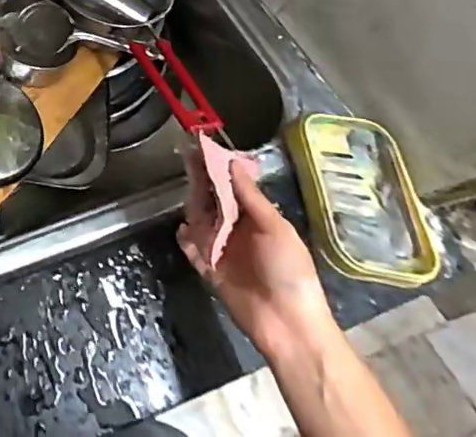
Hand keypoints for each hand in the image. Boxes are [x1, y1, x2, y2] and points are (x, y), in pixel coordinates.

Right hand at [178, 157, 337, 362]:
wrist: (290, 327)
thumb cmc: (290, 271)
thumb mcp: (275, 228)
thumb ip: (250, 197)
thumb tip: (232, 162)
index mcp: (255, 217)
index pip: (231, 185)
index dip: (217, 167)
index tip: (201, 146)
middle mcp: (237, 229)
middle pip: (212, 199)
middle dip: (200, 181)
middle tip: (186, 160)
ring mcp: (223, 250)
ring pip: (200, 221)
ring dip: (193, 207)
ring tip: (188, 195)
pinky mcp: (211, 271)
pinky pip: (193, 251)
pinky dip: (187, 241)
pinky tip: (185, 232)